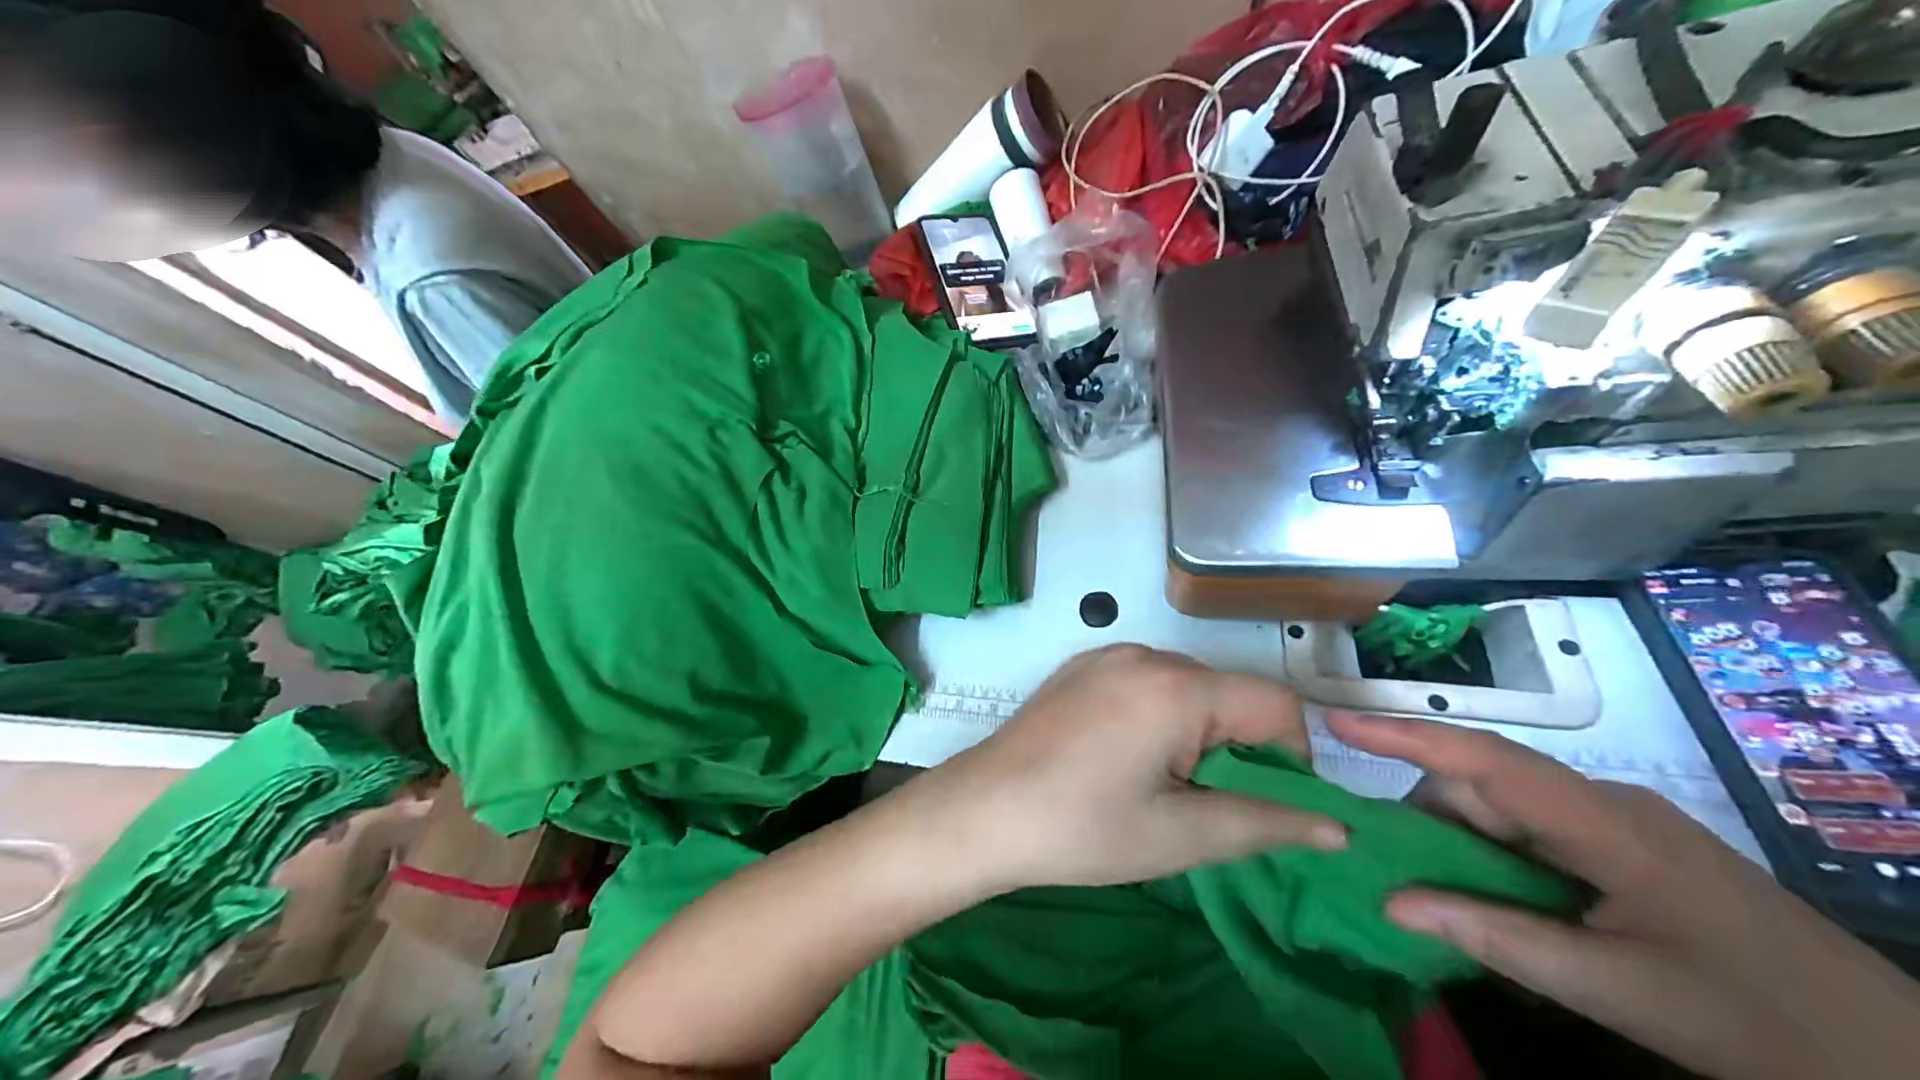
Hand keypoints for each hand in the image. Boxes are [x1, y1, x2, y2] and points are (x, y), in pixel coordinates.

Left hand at [900, 645, 1346, 891]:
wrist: (980, 812)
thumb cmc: (1081, 828)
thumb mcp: (1181, 834)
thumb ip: (1266, 822)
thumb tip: (1338, 828)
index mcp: (1176, 686)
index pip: (1276, 704)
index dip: (1295, 756)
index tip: (1277, 803)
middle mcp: (1144, 653)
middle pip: (1229, 692)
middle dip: (1239, 746)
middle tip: (1209, 803)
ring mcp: (1105, 655)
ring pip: (1188, 687)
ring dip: (1198, 733)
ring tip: (1163, 786)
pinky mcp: (1080, 668)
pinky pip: (1145, 683)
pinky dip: (1159, 717)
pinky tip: (1125, 760)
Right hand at [1329, 712, 1919, 1079]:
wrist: (1895, 1060)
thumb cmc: (1758, 1018)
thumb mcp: (1617, 989)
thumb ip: (1496, 937)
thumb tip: (1389, 901)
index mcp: (1606, 823)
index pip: (1485, 760)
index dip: (1405, 736)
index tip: (1335, 723)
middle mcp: (1603, 804)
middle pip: (1484, 788)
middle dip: (1427, 820)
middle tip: (1386, 869)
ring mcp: (1616, 824)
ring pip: (1504, 813)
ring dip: (1461, 849)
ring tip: (1443, 903)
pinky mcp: (1622, 850)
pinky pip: (1532, 838)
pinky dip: (1494, 864)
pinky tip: (1494, 907)